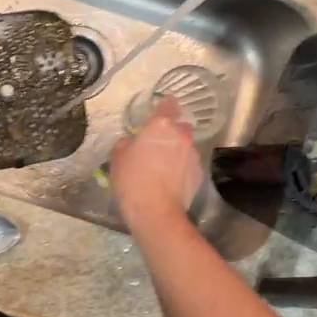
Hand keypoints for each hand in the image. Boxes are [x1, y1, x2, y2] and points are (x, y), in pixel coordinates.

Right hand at [108, 98, 204, 230]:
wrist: (155, 211)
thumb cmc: (132, 180)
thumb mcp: (118, 158)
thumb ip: (126, 143)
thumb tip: (133, 142)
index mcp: (160, 126)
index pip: (168, 106)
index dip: (166, 105)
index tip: (164, 107)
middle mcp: (181, 135)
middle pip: (180, 126)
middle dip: (172, 131)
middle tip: (158, 143)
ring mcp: (193, 154)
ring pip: (186, 145)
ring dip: (177, 150)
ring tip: (164, 165)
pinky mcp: (199, 172)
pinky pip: (189, 163)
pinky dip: (182, 167)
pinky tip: (171, 179)